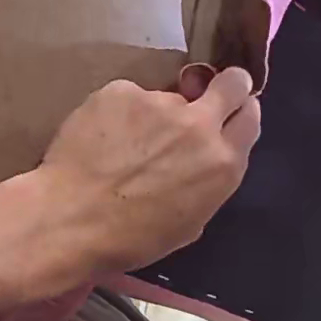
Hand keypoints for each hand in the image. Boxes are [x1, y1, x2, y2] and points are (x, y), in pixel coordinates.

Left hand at [28, 66, 260, 279]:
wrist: (70, 220)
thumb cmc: (131, 237)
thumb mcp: (190, 221)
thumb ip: (207, 178)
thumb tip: (203, 155)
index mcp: (222, 163)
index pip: (250, 116)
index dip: (240, 110)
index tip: (228, 109)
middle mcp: (198, 125)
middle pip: (231, 82)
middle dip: (226, 83)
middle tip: (204, 92)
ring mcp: (159, 103)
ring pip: (166, 97)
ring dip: (152, 114)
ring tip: (121, 145)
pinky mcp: (121, 90)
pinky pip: (128, 97)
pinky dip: (117, 114)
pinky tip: (98, 139)